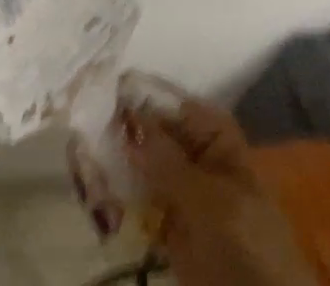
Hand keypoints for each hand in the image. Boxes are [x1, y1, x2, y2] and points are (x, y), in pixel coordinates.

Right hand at [79, 73, 321, 285]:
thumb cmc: (249, 244)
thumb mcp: (212, 201)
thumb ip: (169, 162)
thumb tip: (128, 119)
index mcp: (217, 142)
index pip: (175, 105)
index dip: (143, 94)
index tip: (104, 85)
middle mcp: (194, 159)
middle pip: (151, 132)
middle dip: (120, 126)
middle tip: (83, 118)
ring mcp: (177, 191)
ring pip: (138, 163)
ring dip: (112, 157)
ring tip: (80, 149)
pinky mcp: (162, 222)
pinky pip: (133, 198)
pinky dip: (113, 191)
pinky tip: (91, 183)